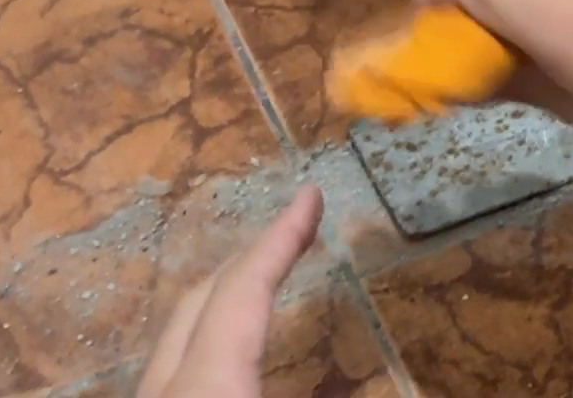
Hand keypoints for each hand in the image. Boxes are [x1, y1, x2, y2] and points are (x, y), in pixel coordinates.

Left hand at [137, 185, 324, 397]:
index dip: (281, 237)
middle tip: (296, 229)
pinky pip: (171, 375)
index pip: (244, 290)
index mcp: (207, 389)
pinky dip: (208, 342)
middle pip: (199, 302)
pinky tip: (233, 361)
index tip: (310, 194)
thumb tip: (409, 387)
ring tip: (267, 283)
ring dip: (225, 298)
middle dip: (251, 256)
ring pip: (176, 341)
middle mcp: (163, 394)